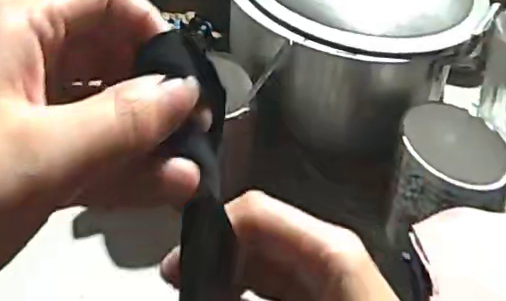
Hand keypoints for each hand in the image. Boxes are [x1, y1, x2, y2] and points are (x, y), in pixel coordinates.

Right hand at [161, 191, 397, 300]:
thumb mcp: (318, 296)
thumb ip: (252, 292)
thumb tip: (198, 286)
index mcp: (329, 252)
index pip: (258, 213)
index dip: (213, 231)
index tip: (175, 268)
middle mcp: (329, 259)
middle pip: (258, 242)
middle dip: (216, 262)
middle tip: (177, 286)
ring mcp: (330, 284)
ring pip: (265, 273)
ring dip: (229, 285)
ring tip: (195, 296)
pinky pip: (279, 296)